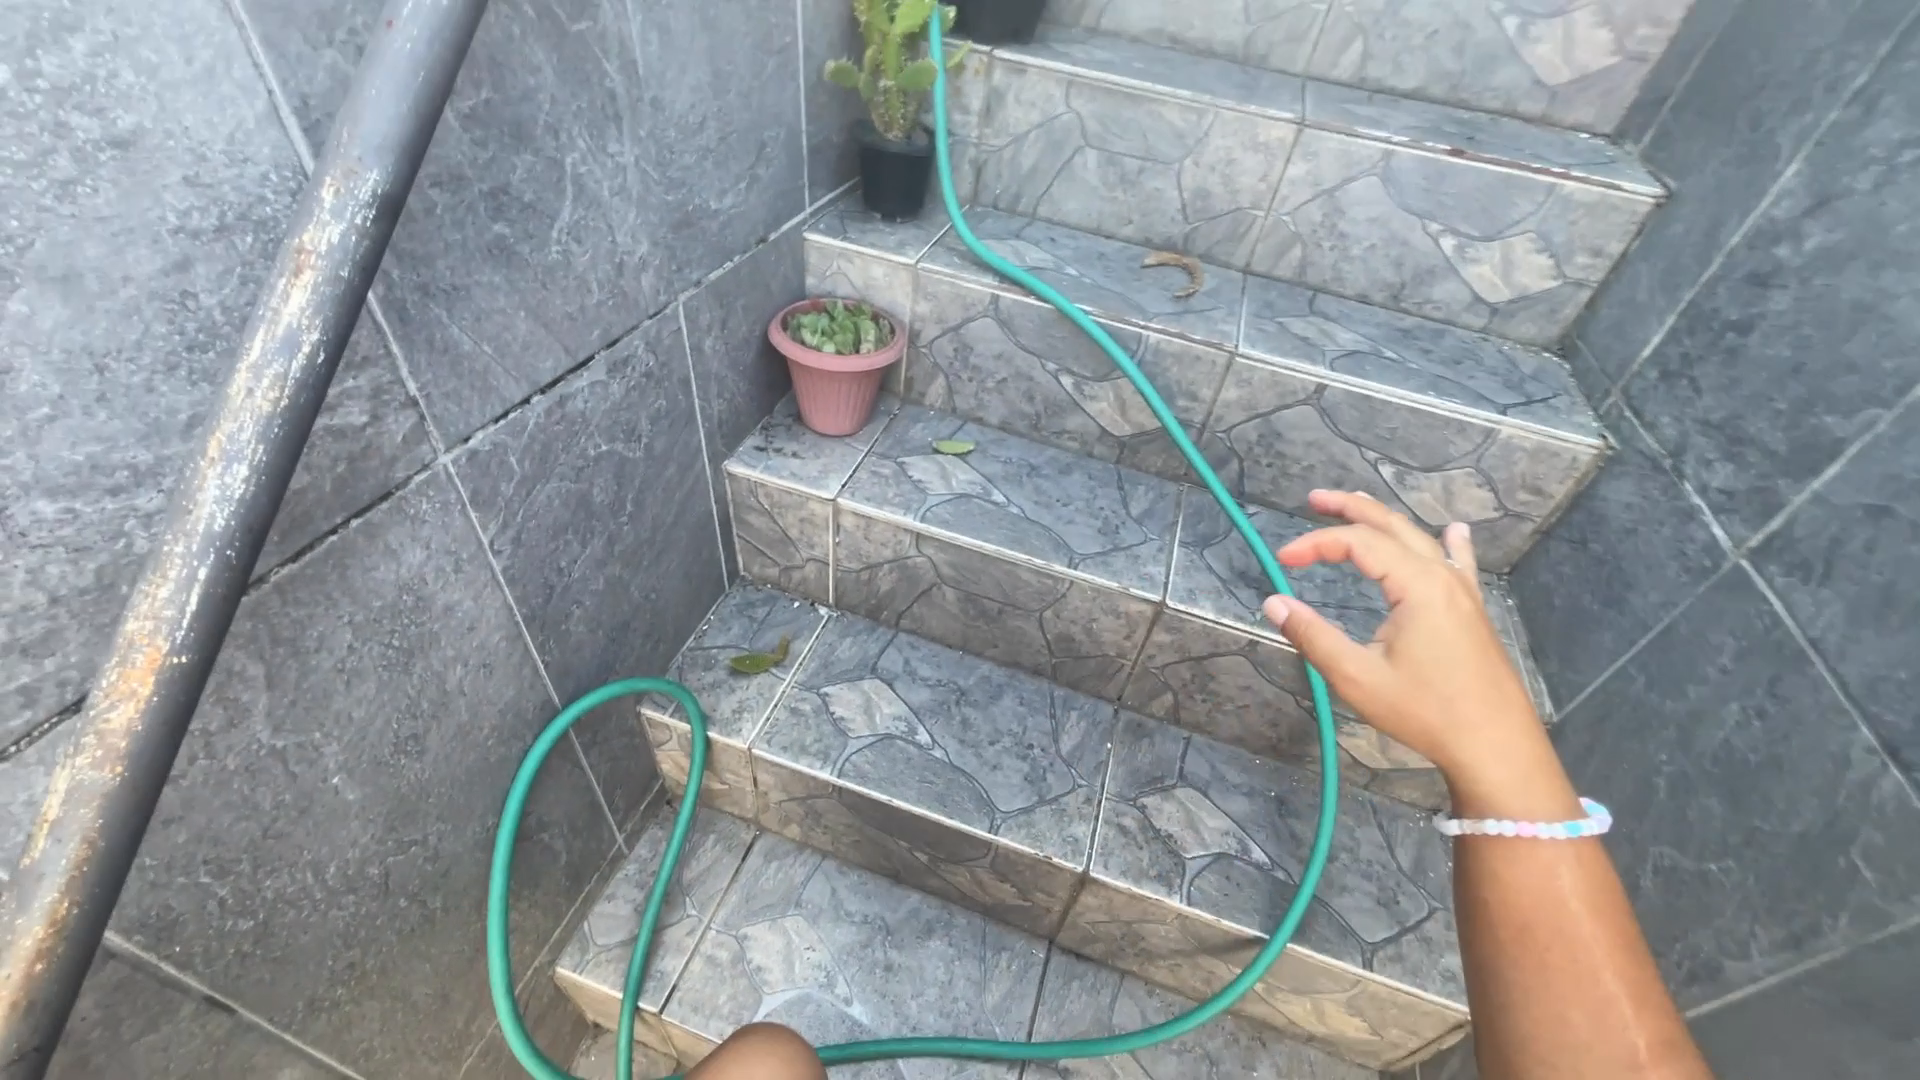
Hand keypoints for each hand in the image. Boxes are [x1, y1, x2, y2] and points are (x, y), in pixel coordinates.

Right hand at [1261, 490, 1550, 790]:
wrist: (1496, 745)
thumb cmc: (1425, 711)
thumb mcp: (1356, 677)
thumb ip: (1312, 635)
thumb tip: (1273, 603)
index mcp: (1416, 586)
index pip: (1357, 544)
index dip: (1315, 544)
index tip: (1281, 560)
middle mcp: (1441, 577)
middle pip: (1391, 527)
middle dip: (1350, 509)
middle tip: (1314, 499)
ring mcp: (1462, 592)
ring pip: (1420, 539)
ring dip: (1385, 520)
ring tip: (1357, 504)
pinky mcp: (1471, 611)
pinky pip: (1457, 563)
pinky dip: (1447, 542)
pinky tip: (1455, 531)